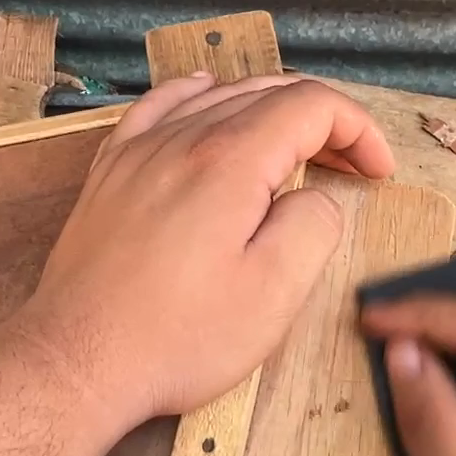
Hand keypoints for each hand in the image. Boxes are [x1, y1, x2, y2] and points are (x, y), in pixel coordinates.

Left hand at [15, 74, 394, 427]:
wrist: (78, 361)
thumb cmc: (178, 338)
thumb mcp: (273, 294)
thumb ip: (313, 226)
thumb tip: (316, 198)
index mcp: (229, 161)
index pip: (311, 106)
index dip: (358, 130)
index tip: (377, 172)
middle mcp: (181, 138)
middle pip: (267, 94)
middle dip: (323, 122)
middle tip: (349, 165)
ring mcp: (138, 150)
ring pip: (216, 96)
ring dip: (269, 109)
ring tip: (295, 144)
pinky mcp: (110, 172)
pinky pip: (157, 106)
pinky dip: (196, 95)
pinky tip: (205, 97)